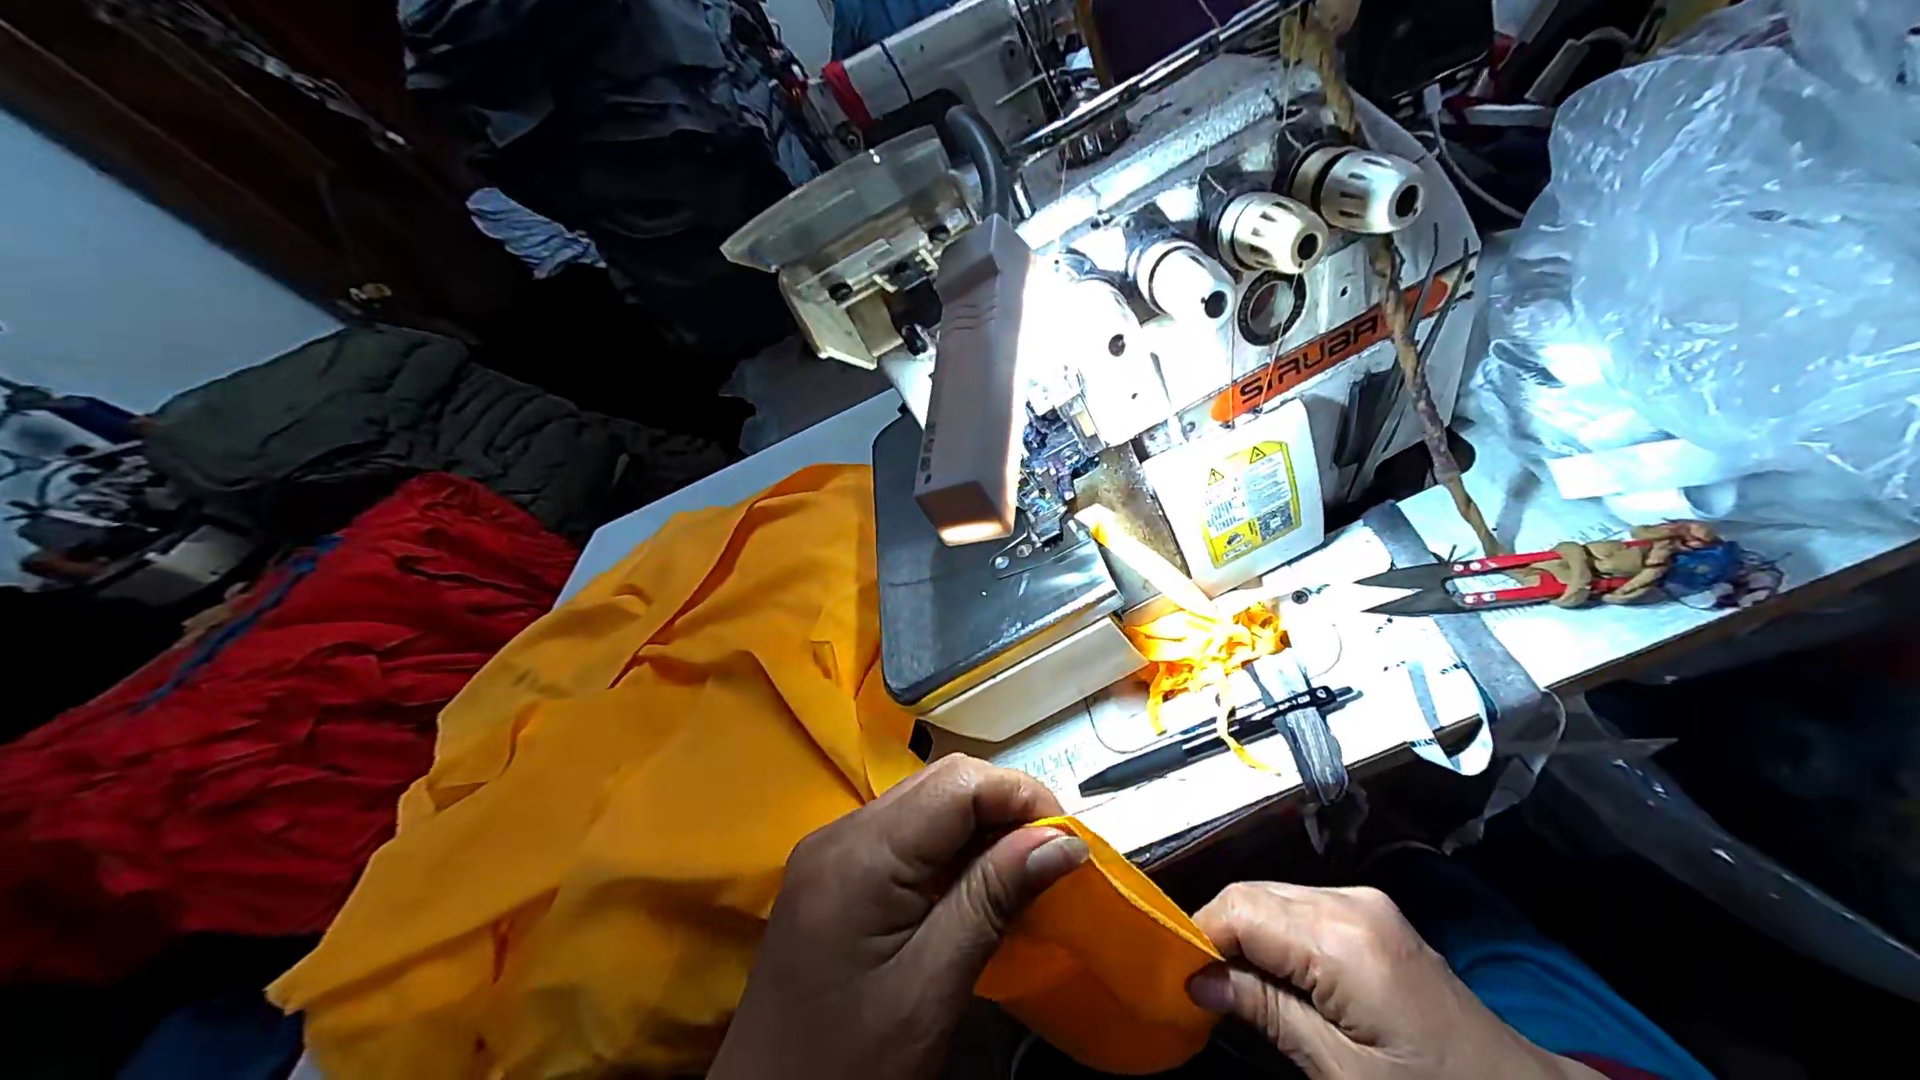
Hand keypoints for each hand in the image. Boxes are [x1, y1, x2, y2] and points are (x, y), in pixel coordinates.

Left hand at [709, 755, 1089, 1079]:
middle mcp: (842, 832)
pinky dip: (951, 846)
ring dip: (981, 826)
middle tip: (1050, 857)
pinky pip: (907, 831)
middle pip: (941, 783)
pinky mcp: (835, 868)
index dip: (1019, 796)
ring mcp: (833, 847)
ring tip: (1021, 873)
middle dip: (1004, 807)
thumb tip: (1063, 841)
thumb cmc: (848, 1066)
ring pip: (927, 802)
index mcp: (859, 855)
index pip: (956, 784)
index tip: (1066, 842)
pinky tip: (974, 885)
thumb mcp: (930, 989)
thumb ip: (992, 900)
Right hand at [1188, 883, 1601, 1079]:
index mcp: (1343, 938)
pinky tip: (1271, 967)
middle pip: (1252, 894)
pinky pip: (1297, 904)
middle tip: (1200, 983)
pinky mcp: (1369, 909)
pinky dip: (1272, 929)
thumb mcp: (1339, 1069)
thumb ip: (1264, 1009)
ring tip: (1233, 981)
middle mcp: (1350, 901)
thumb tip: (1197, 982)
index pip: (1239, 908)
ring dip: (1243, 931)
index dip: (1199, 936)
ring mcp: (1363, 900)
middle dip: (1218, 932)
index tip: (1178, 974)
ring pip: (1270, 895)